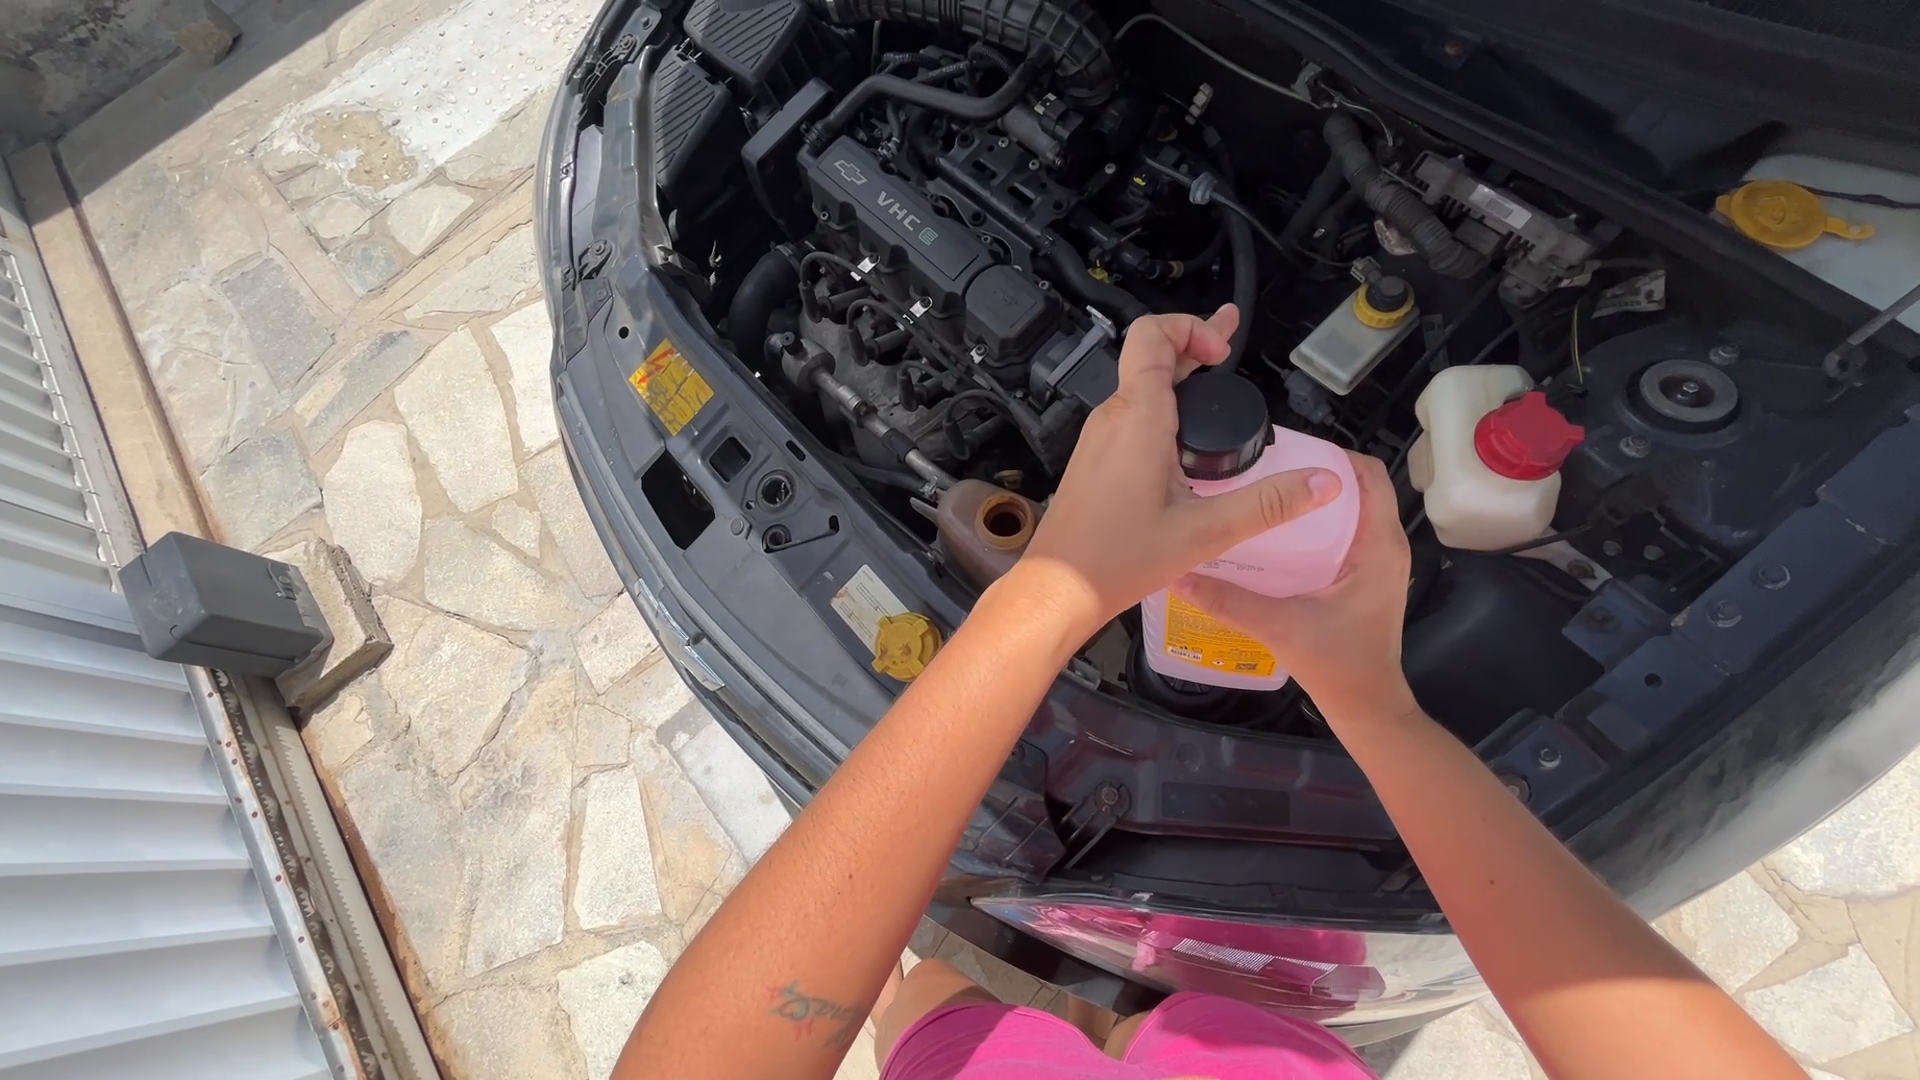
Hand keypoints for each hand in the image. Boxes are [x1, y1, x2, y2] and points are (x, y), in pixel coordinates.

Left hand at [1013, 306, 1341, 638]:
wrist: (1058, 588)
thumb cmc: (1116, 560)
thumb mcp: (1204, 532)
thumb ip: (1267, 504)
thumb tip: (1323, 483)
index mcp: (1137, 419)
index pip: (1152, 335)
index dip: (1190, 326)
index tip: (1223, 349)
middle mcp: (1111, 419)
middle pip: (1148, 356)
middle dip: (1192, 344)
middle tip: (1228, 345)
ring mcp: (1097, 439)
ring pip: (1137, 387)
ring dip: (1176, 376)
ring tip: (1213, 379)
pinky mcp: (1094, 459)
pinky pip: (1128, 416)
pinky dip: (1160, 406)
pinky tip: (1184, 433)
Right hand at [1174, 452, 1417, 721]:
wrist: (1366, 706)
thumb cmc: (1338, 665)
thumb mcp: (1279, 628)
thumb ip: (1229, 601)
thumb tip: (1179, 573)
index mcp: (1377, 545)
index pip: (1368, 475)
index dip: (1332, 454)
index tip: (1285, 451)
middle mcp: (1382, 546)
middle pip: (1354, 487)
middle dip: (1311, 473)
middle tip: (1261, 471)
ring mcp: (1374, 562)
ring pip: (1346, 510)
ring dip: (1310, 499)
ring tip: (1261, 495)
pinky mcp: (1361, 577)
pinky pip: (1340, 533)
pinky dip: (1311, 524)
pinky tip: (1271, 535)